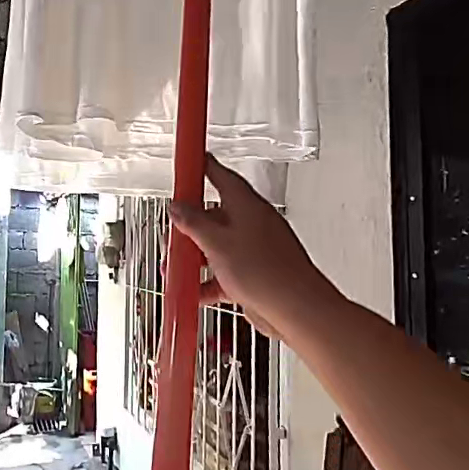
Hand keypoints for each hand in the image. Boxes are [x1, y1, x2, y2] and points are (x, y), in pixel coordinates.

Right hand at [168, 155, 339, 340]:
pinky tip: (195, 290)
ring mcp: (254, 249)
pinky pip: (224, 270)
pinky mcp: (254, 272)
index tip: (191, 160)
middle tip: (172, 235)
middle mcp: (252, 223)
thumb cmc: (268, 272)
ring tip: (178, 269)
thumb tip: (177, 208)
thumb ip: (193, 223)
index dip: (203, 167)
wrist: (296, 309)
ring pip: (216, 245)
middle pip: (213, 215)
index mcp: (246, 206)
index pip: (221, 176)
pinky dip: (208, 279)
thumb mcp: (216, 243)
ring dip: (194, 257)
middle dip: (188, 228)